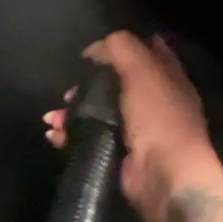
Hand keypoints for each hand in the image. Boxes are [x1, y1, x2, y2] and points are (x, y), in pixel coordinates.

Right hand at [44, 31, 221, 209]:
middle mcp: (154, 102)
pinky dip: (69, 134)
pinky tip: (54, 133)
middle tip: (70, 88)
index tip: (96, 49)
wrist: (162, 174)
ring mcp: (135, 129)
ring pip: (97, 110)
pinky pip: (87, 136)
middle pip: (115, 83)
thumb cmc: (158, 116)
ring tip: (54, 116)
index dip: (125, 46)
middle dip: (87, 83)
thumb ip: (120, 48)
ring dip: (72, 111)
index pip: (150, 51)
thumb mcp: (142, 70)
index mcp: (168, 79)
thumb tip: (95, 48)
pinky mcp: (117, 151)